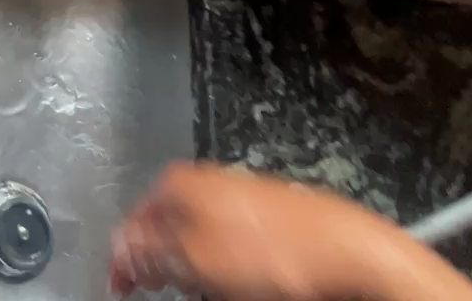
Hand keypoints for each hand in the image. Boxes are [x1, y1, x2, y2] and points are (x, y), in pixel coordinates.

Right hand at [108, 163, 471, 300]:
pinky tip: (250, 283)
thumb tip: (120, 251)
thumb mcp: (194, 261)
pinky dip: (231, 268)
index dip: (124, 260)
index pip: (132, 221)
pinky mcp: (266, 217)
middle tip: (178, 291)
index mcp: (176, 183)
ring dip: (201, 271)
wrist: (351, 255)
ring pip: (200, 240)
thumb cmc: (273, 252)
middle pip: (166, 229)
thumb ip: (148, 253)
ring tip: (220, 291)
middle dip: (168, 265)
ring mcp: (236, 196)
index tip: (122, 288)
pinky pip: (232, 245)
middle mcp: (202, 181)